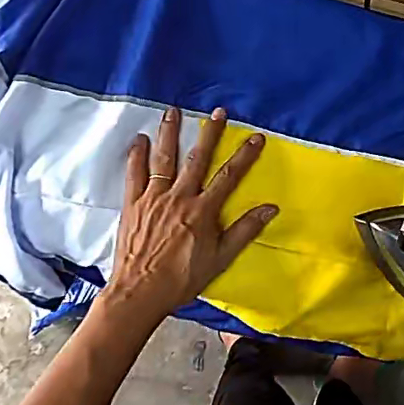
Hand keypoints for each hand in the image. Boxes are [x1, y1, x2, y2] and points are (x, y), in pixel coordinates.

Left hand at [104, 106, 276, 322]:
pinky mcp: (133, 205)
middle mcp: (179, 198)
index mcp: (203, 210)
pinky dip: (136, 155)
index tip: (256, 137)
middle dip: (210, 133)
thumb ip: (245, 229)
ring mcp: (153, 199)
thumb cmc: (183, 278)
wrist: (139, 293)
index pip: (230, 175)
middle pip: (198, 159)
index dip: (245, 155)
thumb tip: (271, 208)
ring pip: (164, 159)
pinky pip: (134, 174)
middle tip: (218, 112)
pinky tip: (139, 139)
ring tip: (173, 111)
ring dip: (170, 133)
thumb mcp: (221, 257)